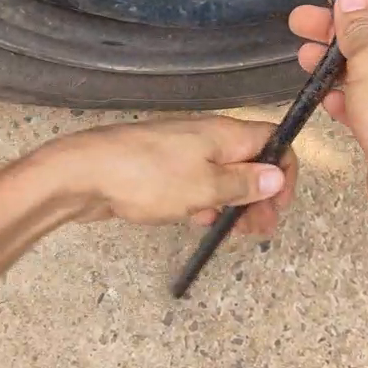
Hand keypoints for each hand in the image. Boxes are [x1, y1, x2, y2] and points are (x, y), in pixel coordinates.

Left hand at [31, 117, 296, 233]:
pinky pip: (197, 182)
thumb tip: (276, 176)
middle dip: (260, 195)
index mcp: (225, 134)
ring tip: (235, 232)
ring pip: (223, 175)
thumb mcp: (205, 188)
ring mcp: (184, 151)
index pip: (273, 141)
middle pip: (251, 161)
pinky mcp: (163, 168)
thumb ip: (244, 184)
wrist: (84, 174)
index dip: (283, 172)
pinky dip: (206, 201)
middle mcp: (209, 137)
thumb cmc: (146, 177)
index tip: (278, 204)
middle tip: (260, 229)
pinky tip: (199, 221)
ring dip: (234, 203)